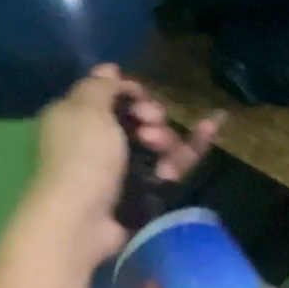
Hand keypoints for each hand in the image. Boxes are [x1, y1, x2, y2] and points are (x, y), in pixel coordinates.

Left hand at [34, 65, 221, 262]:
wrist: (84, 218)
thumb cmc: (82, 156)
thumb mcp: (87, 108)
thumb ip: (101, 85)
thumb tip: (110, 69)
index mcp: (78, 118)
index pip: (112, 96)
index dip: (131, 92)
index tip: (140, 95)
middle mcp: (100, 141)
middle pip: (140, 118)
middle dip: (152, 115)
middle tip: (151, 122)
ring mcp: (123, 167)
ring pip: (158, 141)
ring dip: (166, 137)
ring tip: (159, 145)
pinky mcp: (144, 189)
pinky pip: (172, 163)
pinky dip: (190, 149)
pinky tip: (210, 130)